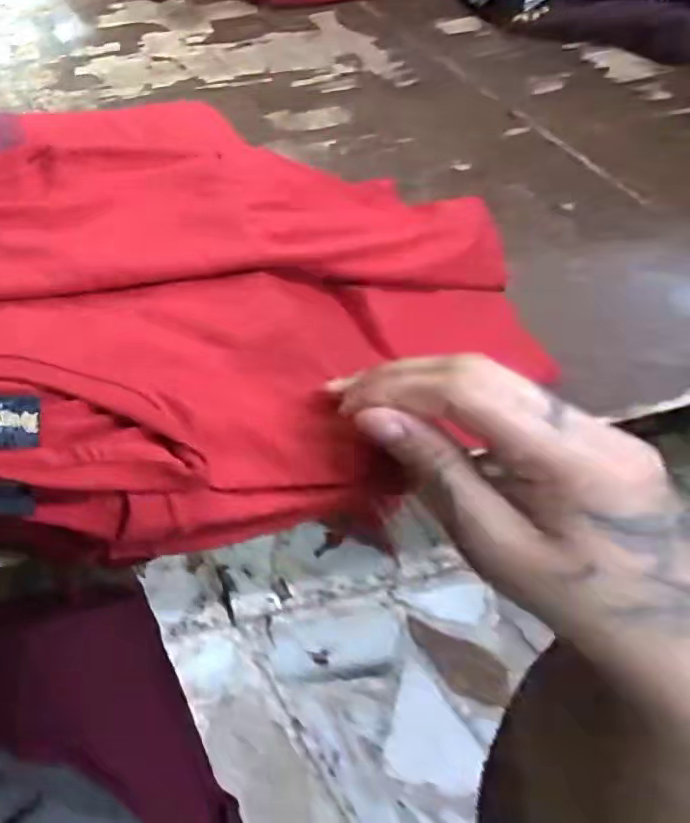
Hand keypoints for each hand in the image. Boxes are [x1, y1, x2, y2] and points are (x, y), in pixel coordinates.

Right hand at [332, 355, 689, 707]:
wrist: (666, 626)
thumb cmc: (567, 592)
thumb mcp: (489, 539)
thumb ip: (434, 470)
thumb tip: (369, 416)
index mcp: (574, 460)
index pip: (468, 391)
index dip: (395, 389)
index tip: (345, 410)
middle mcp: (592, 429)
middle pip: (478, 371)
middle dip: (397, 376)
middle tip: (339, 396)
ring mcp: (595, 426)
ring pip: (488, 373)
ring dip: (415, 378)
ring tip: (362, 396)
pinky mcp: (585, 431)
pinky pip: (501, 391)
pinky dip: (442, 390)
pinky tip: (409, 406)